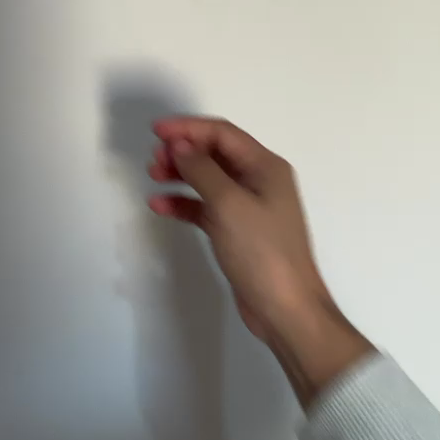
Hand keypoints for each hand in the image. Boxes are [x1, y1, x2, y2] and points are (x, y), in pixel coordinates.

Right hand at [148, 116, 371, 405]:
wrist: (286, 311)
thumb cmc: (261, 251)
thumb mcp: (228, 203)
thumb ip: (201, 168)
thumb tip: (179, 144)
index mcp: (264, 166)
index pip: (221, 133)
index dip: (187, 128)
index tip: (156, 131)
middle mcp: (257, 180)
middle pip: (213, 152)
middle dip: (182, 151)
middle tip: (154, 159)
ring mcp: (247, 205)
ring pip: (206, 178)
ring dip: (179, 174)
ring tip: (153, 176)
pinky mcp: (236, 229)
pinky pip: (204, 205)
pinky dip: (183, 202)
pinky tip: (160, 206)